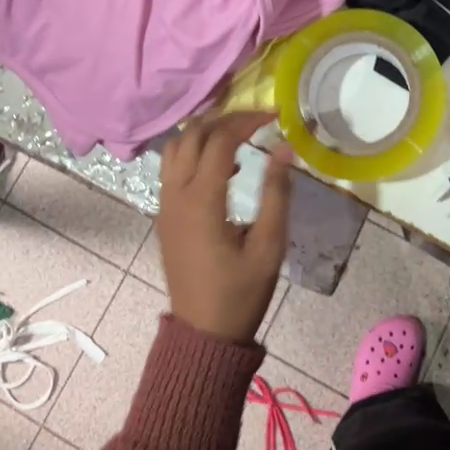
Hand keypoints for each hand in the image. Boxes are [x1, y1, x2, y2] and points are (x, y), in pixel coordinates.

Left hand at [158, 113, 293, 342]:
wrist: (203, 333)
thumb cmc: (240, 293)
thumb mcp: (269, 246)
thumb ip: (277, 194)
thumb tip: (285, 149)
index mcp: (201, 201)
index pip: (220, 141)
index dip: (247, 121)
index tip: (275, 115)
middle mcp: (176, 195)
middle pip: (192, 135)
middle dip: (225, 118)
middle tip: (257, 118)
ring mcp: (165, 203)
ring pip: (176, 146)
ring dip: (204, 131)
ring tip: (238, 132)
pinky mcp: (165, 213)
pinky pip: (172, 166)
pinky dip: (194, 150)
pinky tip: (224, 164)